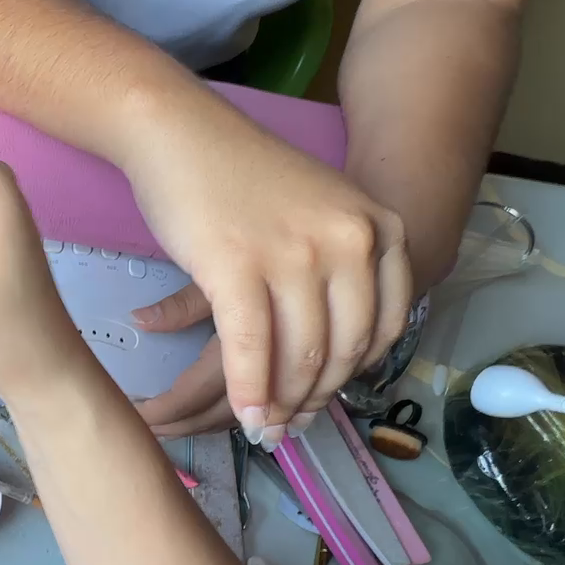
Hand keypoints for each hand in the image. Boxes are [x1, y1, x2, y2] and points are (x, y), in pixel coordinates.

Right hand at [126, 117, 412, 445]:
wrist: (181, 133)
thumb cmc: (235, 173)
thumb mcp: (310, 212)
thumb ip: (329, 262)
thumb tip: (318, 326)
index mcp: (379, 231)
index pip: (383, 327)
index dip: (350, 376)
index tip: (318, 401)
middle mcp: (351, 244)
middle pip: (341, 347)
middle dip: (313, 399)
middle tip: (285, 430)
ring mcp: (295, 255)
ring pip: (298, 353)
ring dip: (280, 403)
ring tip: (261, 430)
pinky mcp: (238, 267)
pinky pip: (250, 344)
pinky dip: (247, 386)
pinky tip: (240, 412)